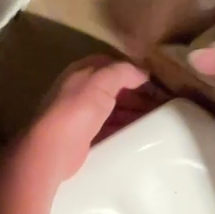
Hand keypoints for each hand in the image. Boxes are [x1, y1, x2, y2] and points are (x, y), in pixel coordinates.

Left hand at [16, 55, 148, 182]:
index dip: (134, 70)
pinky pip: (110, 124)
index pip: (113, 64)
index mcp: (82, 71)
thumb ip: (120, 72)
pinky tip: (139, 132)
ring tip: (156, 117)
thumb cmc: (77, 110)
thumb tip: (142, 71)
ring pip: (113, 105)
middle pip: (114, 86)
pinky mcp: (85, 133)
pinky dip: (125, 125)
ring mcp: (82, 112)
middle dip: (136, 91)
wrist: (53, 149)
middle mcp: (81, 88)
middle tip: (161, 102)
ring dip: (133, 109)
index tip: (156, 81)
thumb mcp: (100, 82)